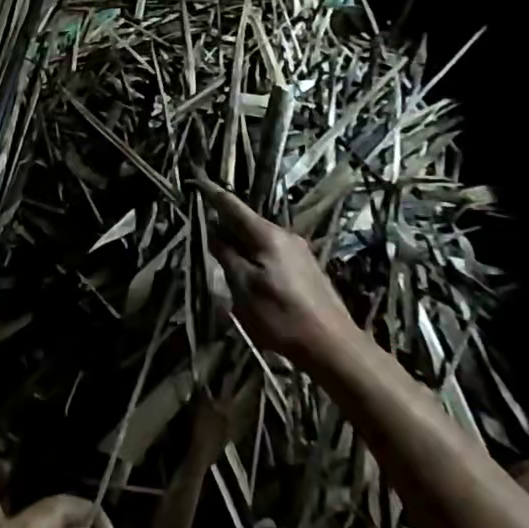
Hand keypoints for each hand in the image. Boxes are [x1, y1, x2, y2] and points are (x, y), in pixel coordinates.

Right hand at [195, 176, 359, 368]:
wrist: (334, 347)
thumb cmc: (282, 317)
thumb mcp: (243, 288)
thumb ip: (226, 256)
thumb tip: (213, 231)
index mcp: (267, 235)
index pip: (232, 205)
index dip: (211, 193)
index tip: (195, 180)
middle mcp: (285, 235)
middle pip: (246, 222)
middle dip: (225, 224)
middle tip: (203, 231)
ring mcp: (299, 252)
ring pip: (260, 239)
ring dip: (240, 244)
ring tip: (224, 260)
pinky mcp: (307, 269)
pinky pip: (272, 252)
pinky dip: (255, 256)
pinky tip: (251, 277)